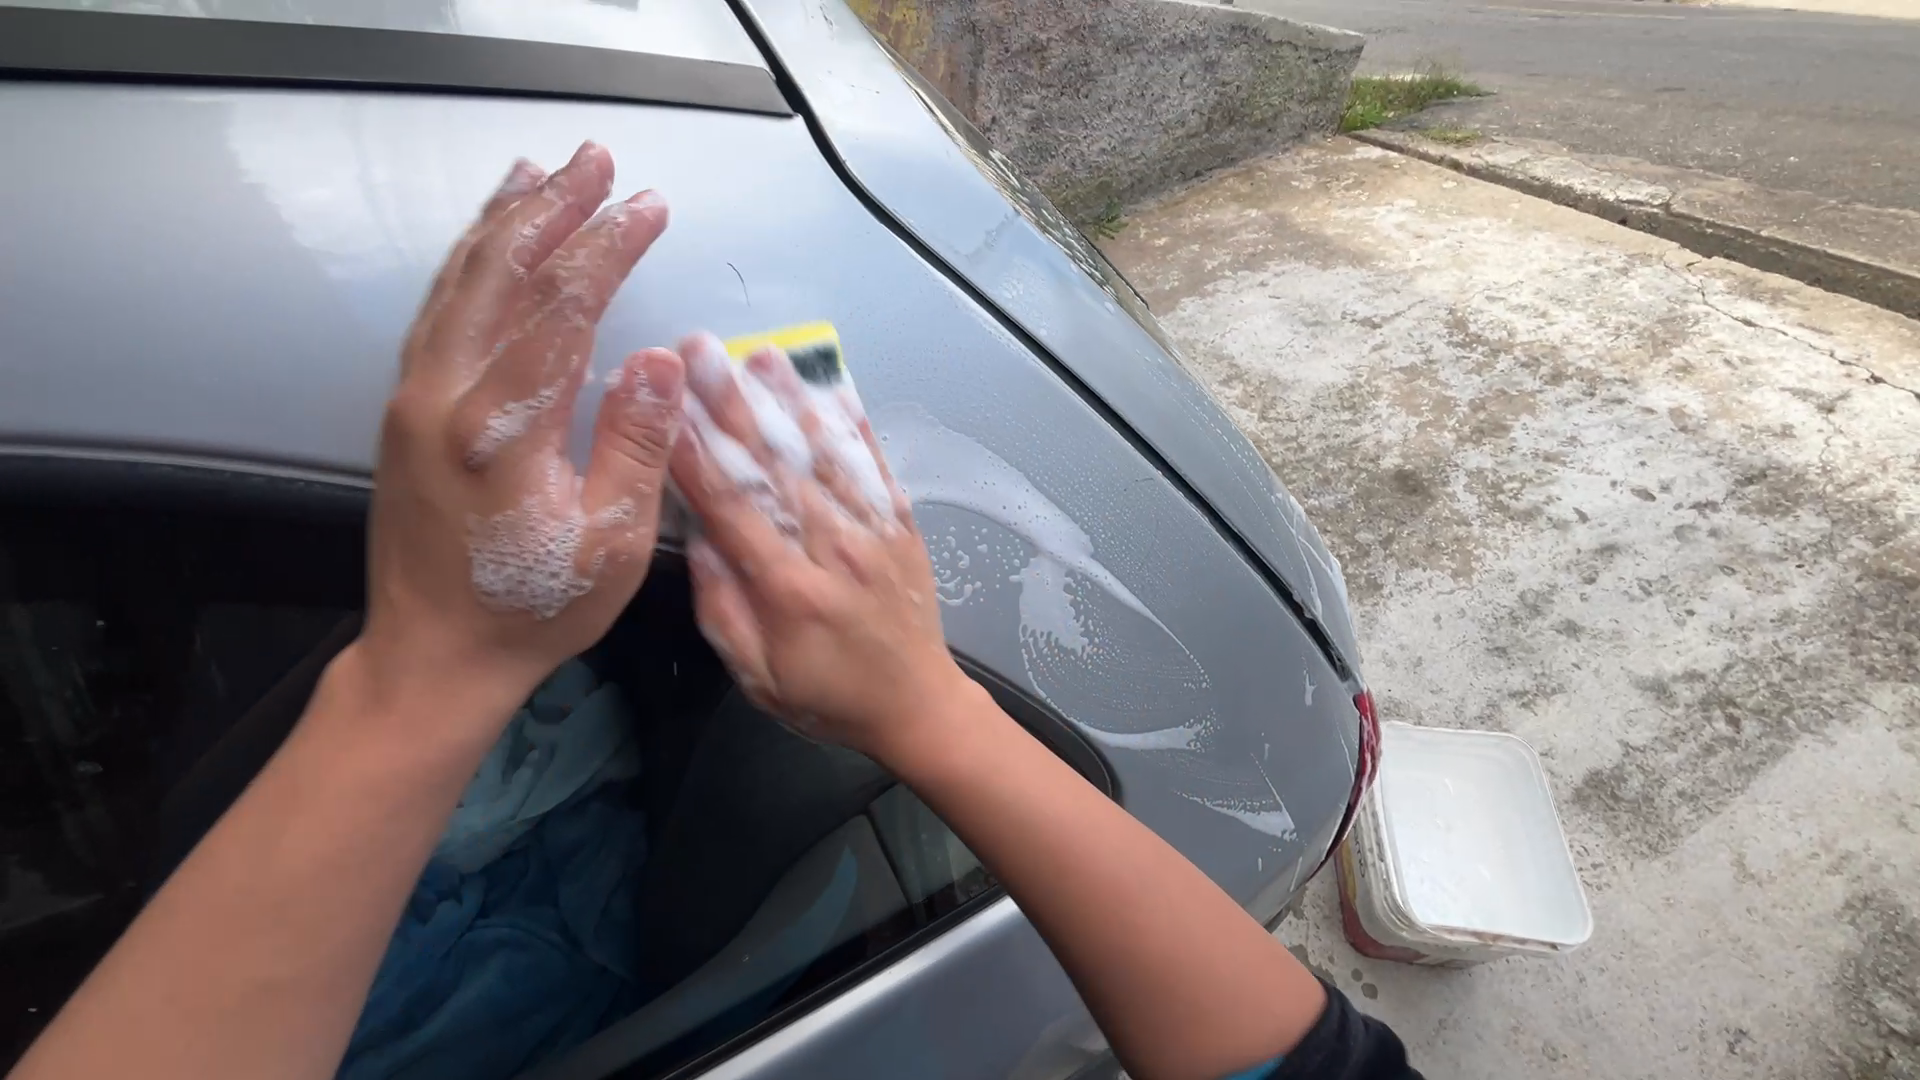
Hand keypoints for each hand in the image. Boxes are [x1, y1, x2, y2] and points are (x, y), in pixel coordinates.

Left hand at [357, 142, 684, 722]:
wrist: (438, 654)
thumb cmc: (535, 605)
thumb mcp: (613, 540)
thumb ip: (637, 443)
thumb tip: (664, 361)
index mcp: (502, 428)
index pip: (564, 308)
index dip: (609, 249)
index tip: (648, 208)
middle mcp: (444, 396)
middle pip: (502, 274)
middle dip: (554, 209)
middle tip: (595, 160)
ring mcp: (415, 399)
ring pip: (460, 283)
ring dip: (504, 221)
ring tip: (540, 173)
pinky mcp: (408, 412)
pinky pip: (439, 313)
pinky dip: (468, 264)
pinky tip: (489, 244)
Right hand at [668, 334, 973, 759]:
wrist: (917, 704)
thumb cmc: (828, 696)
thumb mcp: (758, 676)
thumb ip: (723, 608)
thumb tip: (700, 537)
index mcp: (791, 590)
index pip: (733, 509)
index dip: (695, 454)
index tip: (663, 404)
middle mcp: (836, 550)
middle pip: (778, 470)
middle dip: (735, 406)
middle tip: (701, 352)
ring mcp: (876, 534)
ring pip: (828, 458)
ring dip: (793, 402)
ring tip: (763, 353)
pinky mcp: (903, 528)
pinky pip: (878, 470)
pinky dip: (857, 429)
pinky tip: (837, 390)